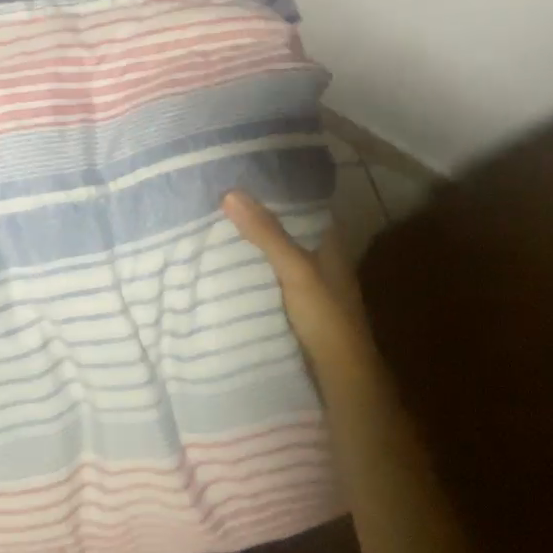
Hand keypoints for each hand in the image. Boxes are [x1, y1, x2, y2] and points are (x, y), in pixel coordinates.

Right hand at [221, 188, 373, 367]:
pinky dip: (250, 267)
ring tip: (212, 224)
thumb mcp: (295, 270)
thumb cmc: (326, 318)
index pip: (302, 203)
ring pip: (275, 251)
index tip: (240, 174)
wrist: (341, 378)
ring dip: (251, 241)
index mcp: (330, 242)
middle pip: (286, 226)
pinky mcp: (295, 304)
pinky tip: (224, 263)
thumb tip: (230, 192)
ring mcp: (308, 282)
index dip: (275, 188)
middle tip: (217, 196)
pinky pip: (268, 275)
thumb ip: (267, 233)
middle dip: (256, 214)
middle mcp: (321, 257)